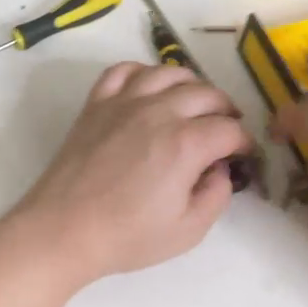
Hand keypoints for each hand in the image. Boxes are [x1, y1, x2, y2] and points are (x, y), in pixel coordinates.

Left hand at [9, 62, 252, 284]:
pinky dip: (143, 73)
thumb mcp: (188, 231)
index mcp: (186, 143)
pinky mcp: (96, 103)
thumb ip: (217, 196)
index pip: (230, 129)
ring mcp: (124, 102)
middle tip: (225, 129)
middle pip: (206, 94)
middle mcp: (158, 112)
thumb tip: (220, 169)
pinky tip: (149, 89)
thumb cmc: (127, 236)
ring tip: (195, 103)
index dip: (244, 142)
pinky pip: (124, 70)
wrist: (63, 229)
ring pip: (168, 73)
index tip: (244, 155)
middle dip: (225, 110)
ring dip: (191, 85)